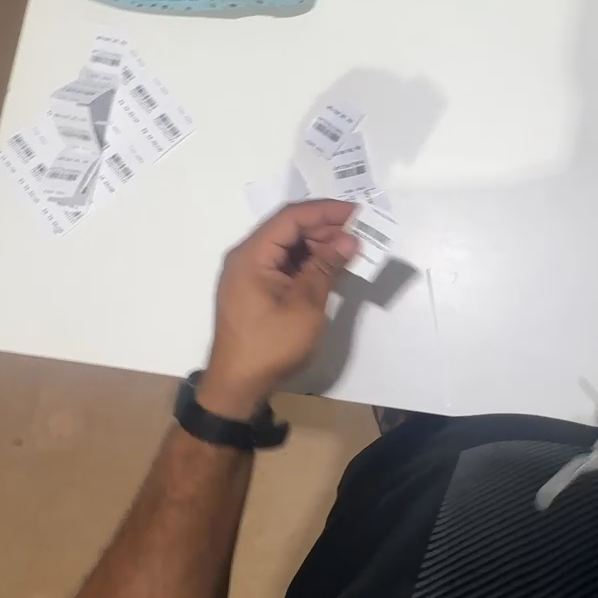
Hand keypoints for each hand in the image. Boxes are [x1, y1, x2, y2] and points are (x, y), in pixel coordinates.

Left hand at [197, 200, 358, 417]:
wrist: (238, 387)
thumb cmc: (270, 345)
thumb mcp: (304, 305)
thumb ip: (326, 267)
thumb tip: (348, 239)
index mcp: (252, 255)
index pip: (291, 217)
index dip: (325, 211)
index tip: (358, 213)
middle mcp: (247, 257)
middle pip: (289, 229)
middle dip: (325, 228)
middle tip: (360, 234)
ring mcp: (250, 274)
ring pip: (288, 246)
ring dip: (319, 246)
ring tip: (351, 251)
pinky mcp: (257, 290)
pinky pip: (285, 265)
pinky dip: (309, 264)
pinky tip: (332, 269)